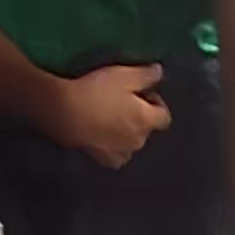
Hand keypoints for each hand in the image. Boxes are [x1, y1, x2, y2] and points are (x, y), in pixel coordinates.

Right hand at [50, 64, 171, 167]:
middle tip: (123, 104)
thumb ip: (146, 75)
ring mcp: (125, 154)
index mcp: (146, 121)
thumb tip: (160, 72)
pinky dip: (116, 146)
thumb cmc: (98, 91)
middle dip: (140, 117)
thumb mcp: (124, 75)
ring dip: (128, 132)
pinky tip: (104, 135)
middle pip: (147, 129)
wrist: (69, 115)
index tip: (146, 96)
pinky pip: (119, 154)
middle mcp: (140, 141)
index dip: (158, 105)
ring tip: (111, 120)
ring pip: (133, 142)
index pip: (165, 117)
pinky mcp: (110, 162)